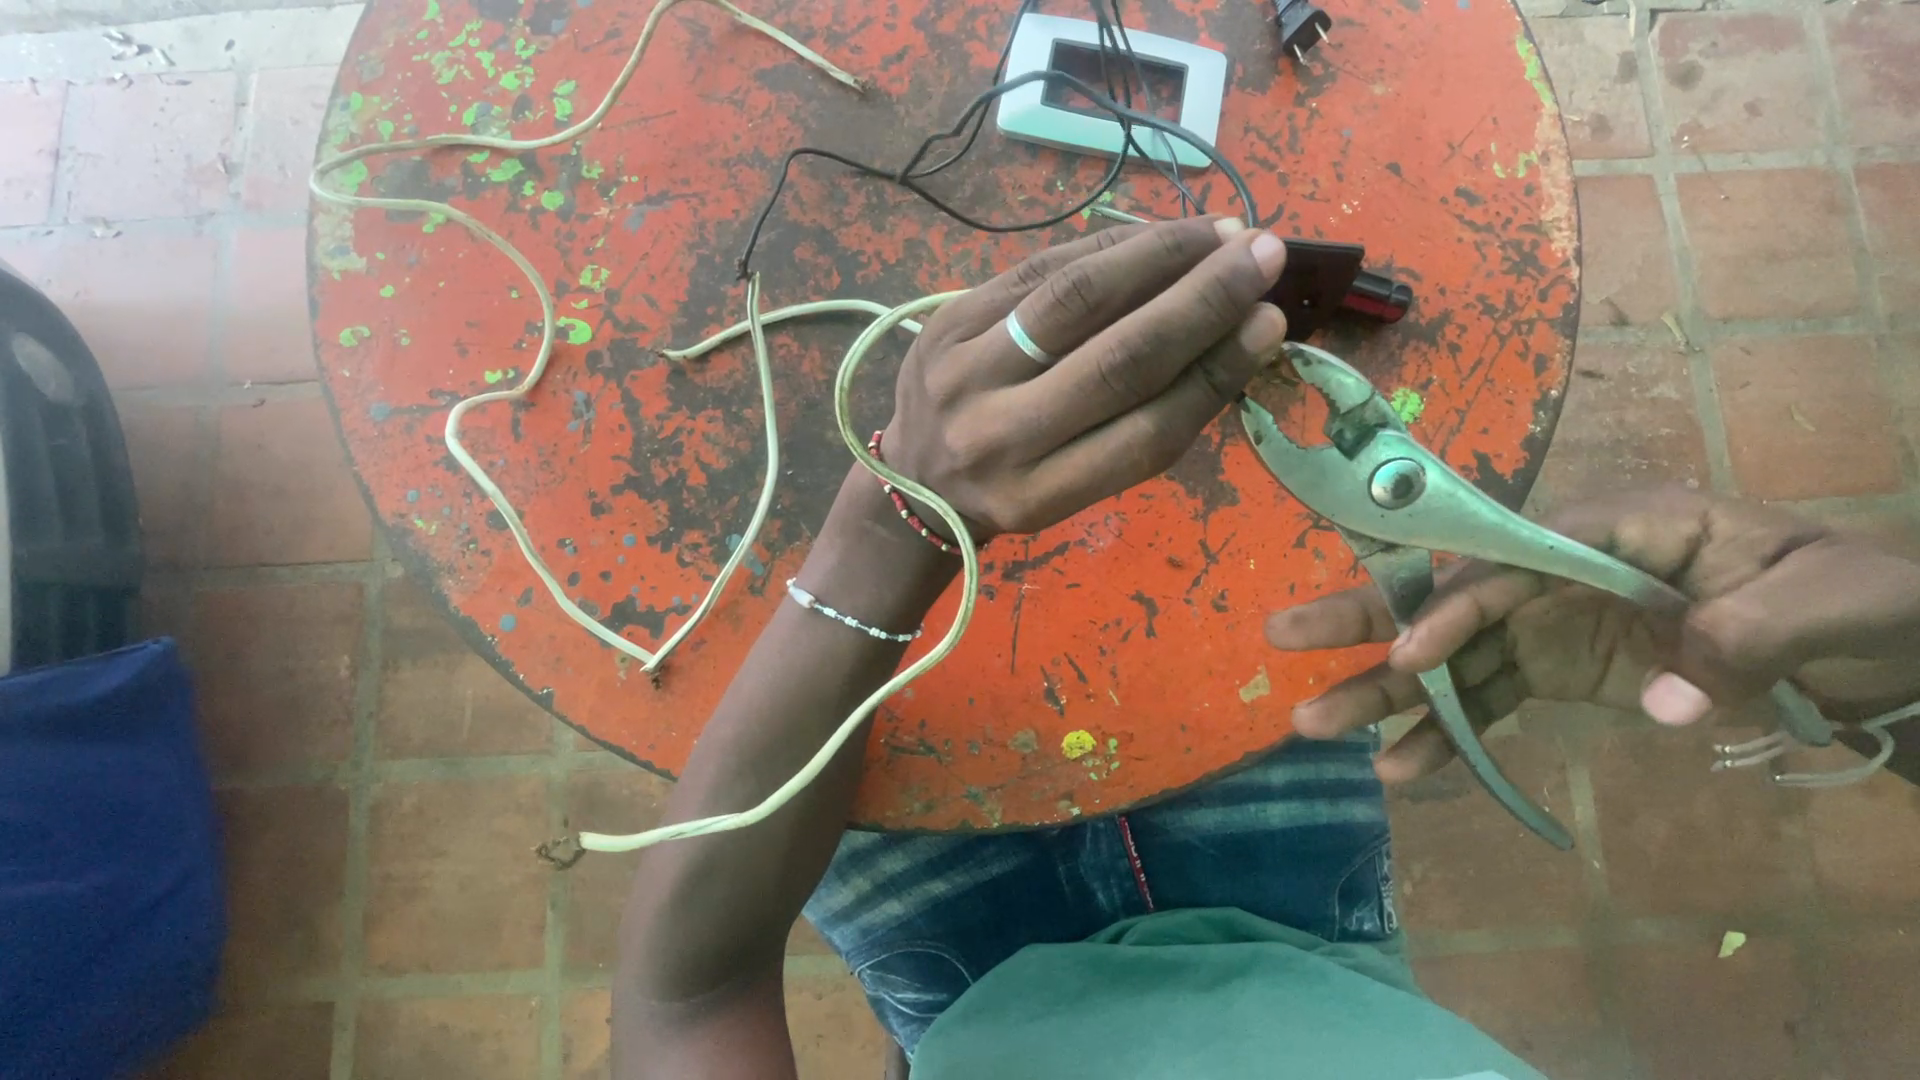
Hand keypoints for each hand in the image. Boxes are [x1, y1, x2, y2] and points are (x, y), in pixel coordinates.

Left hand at [877, 216, 1288, 541]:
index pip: (1144, 432)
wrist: (915, 480)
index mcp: (1038, 496)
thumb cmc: (1014, 489)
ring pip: (1074, 297)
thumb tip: (1235, 335)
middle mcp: (997, 435)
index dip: (1215, 374)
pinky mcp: (944, 322)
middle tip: (1264, 254)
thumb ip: (1143, 427)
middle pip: (1116, 358)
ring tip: (1218, 232)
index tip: (1270, 324)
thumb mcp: (1074, 487)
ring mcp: (963, 372)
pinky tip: (1154, 235)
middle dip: (1200, 301)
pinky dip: (1104, 248)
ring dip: (1157, 256)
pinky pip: (1037, 270)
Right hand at [1263, 487, 1919, 781]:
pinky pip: (1484, 705)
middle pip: (1442, 593)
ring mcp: (1546, 625)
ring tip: (1311, 723)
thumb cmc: (1862, 599)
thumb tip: (1655, 701)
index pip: (1511, 563)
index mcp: (1613, 529)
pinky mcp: (1550, 671)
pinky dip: (1443, 738)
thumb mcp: (1833, 601)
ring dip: (1380, 693)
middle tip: (1280, 634)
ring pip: (1446, 657)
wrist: (1882, 645)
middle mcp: (1555, 573)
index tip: (1410, 658)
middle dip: (1359, 617)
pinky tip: (1398, 768)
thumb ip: (1744, 638)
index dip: (1455, 607)